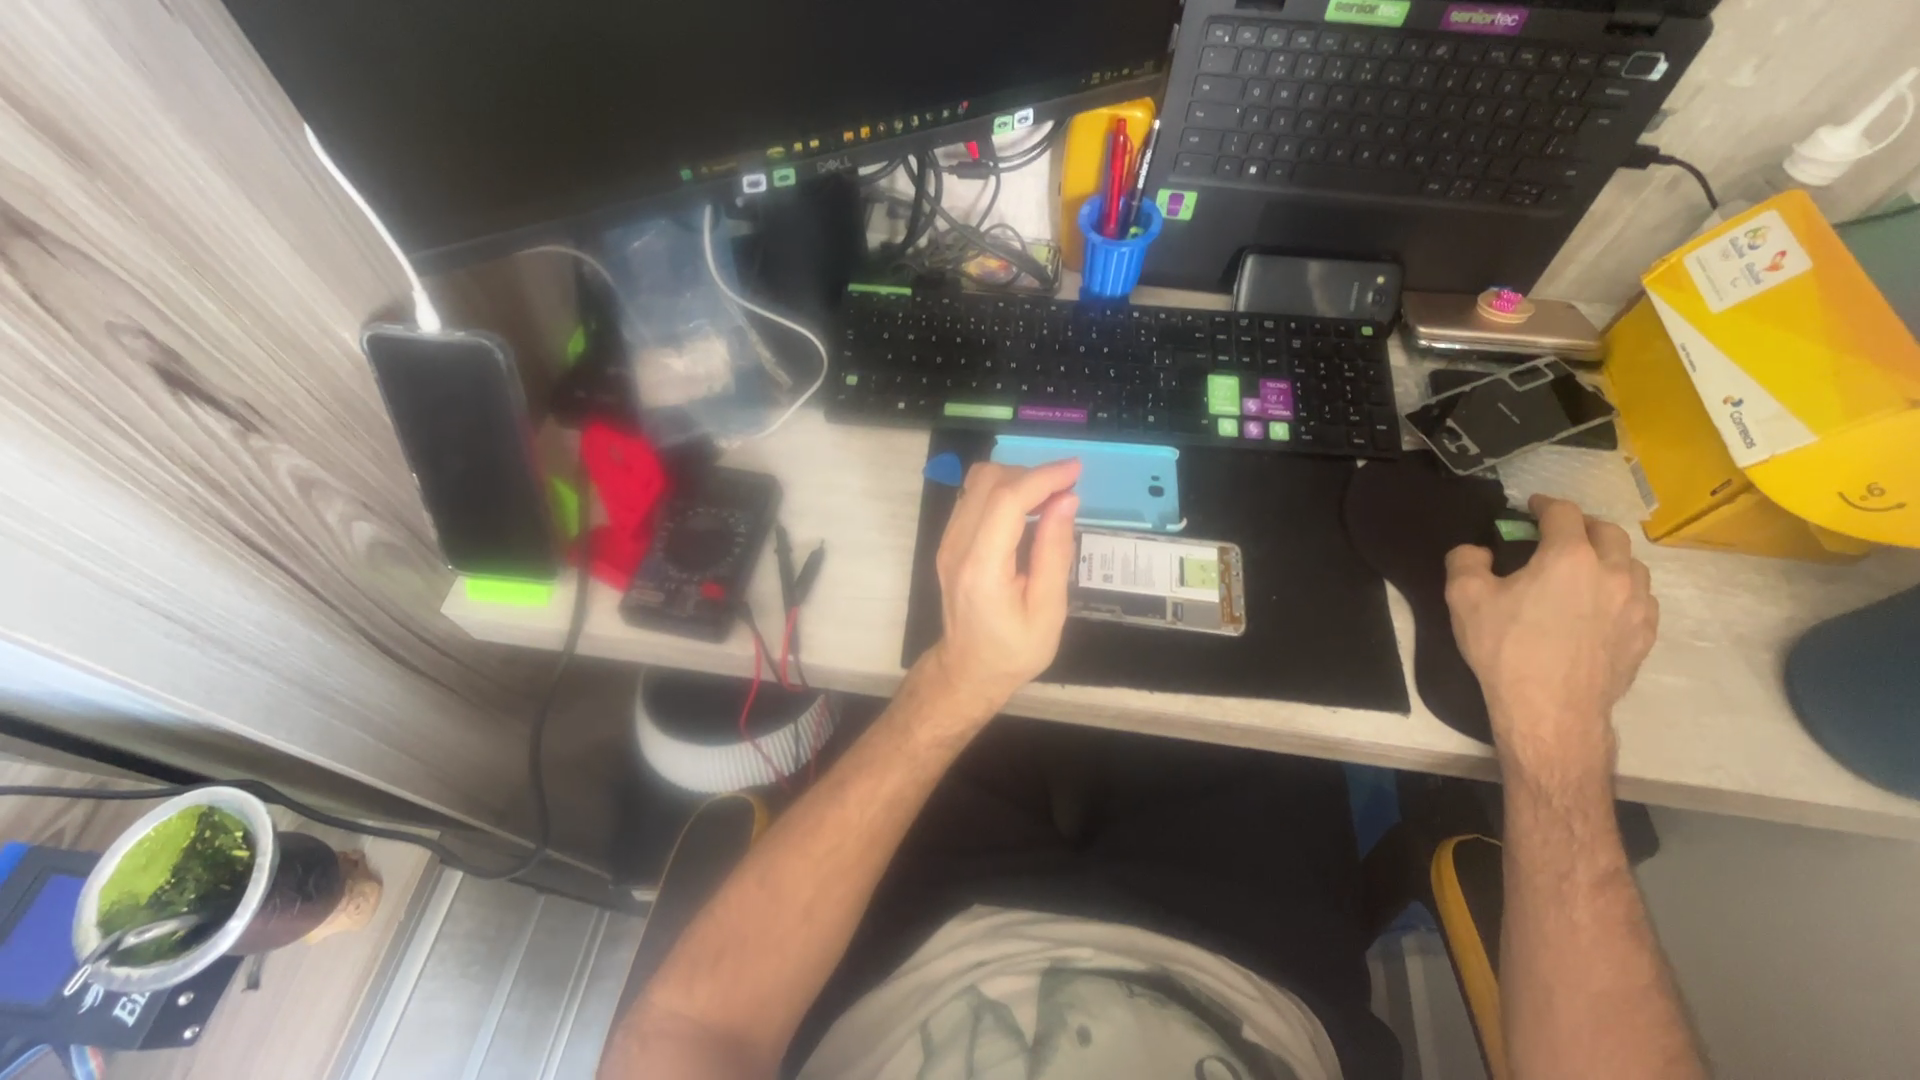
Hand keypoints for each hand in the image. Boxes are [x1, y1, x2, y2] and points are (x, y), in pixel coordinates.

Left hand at [923, 460, 1080, 718]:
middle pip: (988, 481)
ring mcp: (948, 542)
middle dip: (1031, 474)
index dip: (1043, 477)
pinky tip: (1029, 512)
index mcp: (982, 568)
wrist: (969, 670)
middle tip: (1066, 491)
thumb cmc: (1014, 650)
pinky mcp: (950, 542)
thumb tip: (1066, 500)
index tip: (1075, 471)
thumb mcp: (1048, 611)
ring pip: (978, 484)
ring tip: (1050, 501)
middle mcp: (957, 547)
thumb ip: (1054, 553)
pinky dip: (1004, 492)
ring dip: (1017, 480)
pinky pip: (974, 499)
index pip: (1007, 501)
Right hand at [1444, 495, 1658, 781]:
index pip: (1563, 513)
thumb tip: (1478, 551)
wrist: (1550, 708)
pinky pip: (1639, 597)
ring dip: (1607, 556)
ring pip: (1630, 563)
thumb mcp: (1464, 598)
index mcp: (1569, 556)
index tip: (1531, 506)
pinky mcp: (1645, 633)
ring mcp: (1636, 603)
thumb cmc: (1505, 648)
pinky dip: (1620, 588)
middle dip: (1582, 525)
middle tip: (1558, 534)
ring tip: (1583, 569)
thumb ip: (1466, 560)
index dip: (1545, 504)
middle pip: (1607, 531)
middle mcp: (1613, 571)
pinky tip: (1599, 604)